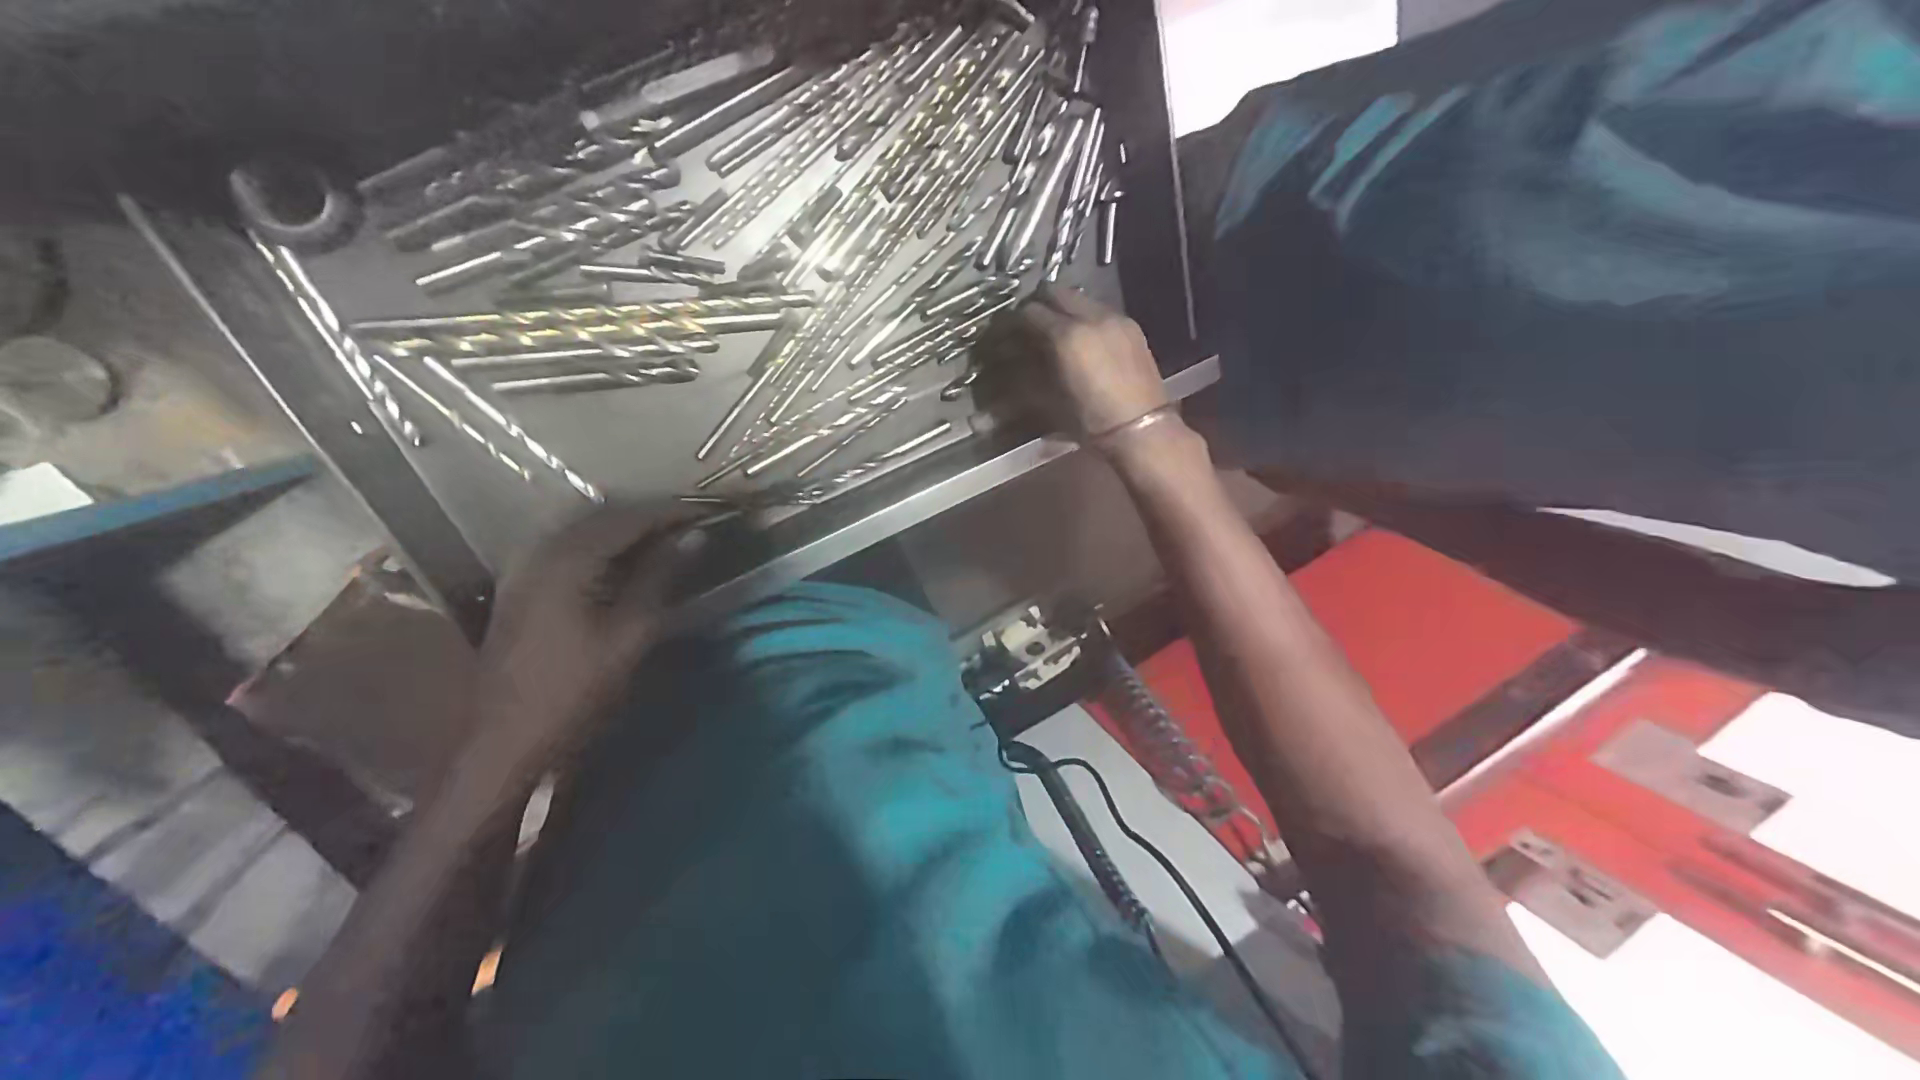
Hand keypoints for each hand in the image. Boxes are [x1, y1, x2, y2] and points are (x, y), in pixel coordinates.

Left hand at [470, 506, 705, 778]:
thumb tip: (695, 537)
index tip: (707, 513)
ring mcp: (525, 568)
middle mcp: (541, 553)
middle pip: (603, 517)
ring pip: (584, 529)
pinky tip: (624, 559)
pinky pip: (569, 546)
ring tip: (665, 538)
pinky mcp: (522, 586)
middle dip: (649, 516)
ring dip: (626, 529)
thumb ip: (661, 577)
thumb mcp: (630, 633)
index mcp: (568, 561)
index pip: (628, 519)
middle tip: (691, 524)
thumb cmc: (576, 688)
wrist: (508, 736)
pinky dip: (603, 545)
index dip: (670, 512)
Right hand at [1005, 284, 1170, 439]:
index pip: (1032, 312)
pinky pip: (1102, 311)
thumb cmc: (1091, 421)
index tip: (1010, 330)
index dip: (1017, 319)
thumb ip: (1030, 373)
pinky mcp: (1132, 327)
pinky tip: (1085, 338)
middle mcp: (1092, 318)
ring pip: (1082, 299)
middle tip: (1032, 322)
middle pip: (1058, 293)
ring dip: (1066, 308)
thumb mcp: (1052, 400)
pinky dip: (1087, 317)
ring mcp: (1116, 319)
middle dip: (1041, 303)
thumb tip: (1017, 358)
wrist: (1141, 429)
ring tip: (1059, 329)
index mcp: (1067, 336)